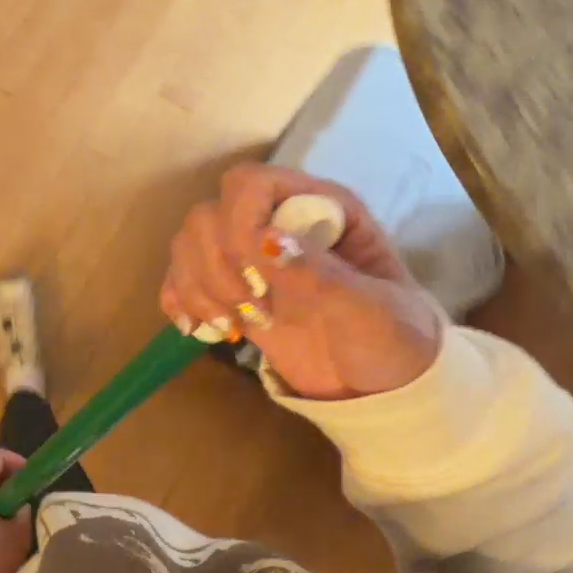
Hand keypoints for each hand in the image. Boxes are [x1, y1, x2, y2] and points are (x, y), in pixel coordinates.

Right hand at [159, 163, 441, 400]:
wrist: (383, 389)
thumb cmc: (392, 340)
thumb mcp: (371, 309)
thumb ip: (321, 273)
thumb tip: (265, 240)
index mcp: (317, 208)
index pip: (250, 184)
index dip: (239, 220)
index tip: (256, 270)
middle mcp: (275, 223)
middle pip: (207, 216)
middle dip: (217, 268)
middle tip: (253, 312)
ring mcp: (247, 260)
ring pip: (186, 247)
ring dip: (199, 290)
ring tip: (235, 327)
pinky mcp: (228, 294)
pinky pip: (179, 283)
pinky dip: (180, 304)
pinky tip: (201, 330)